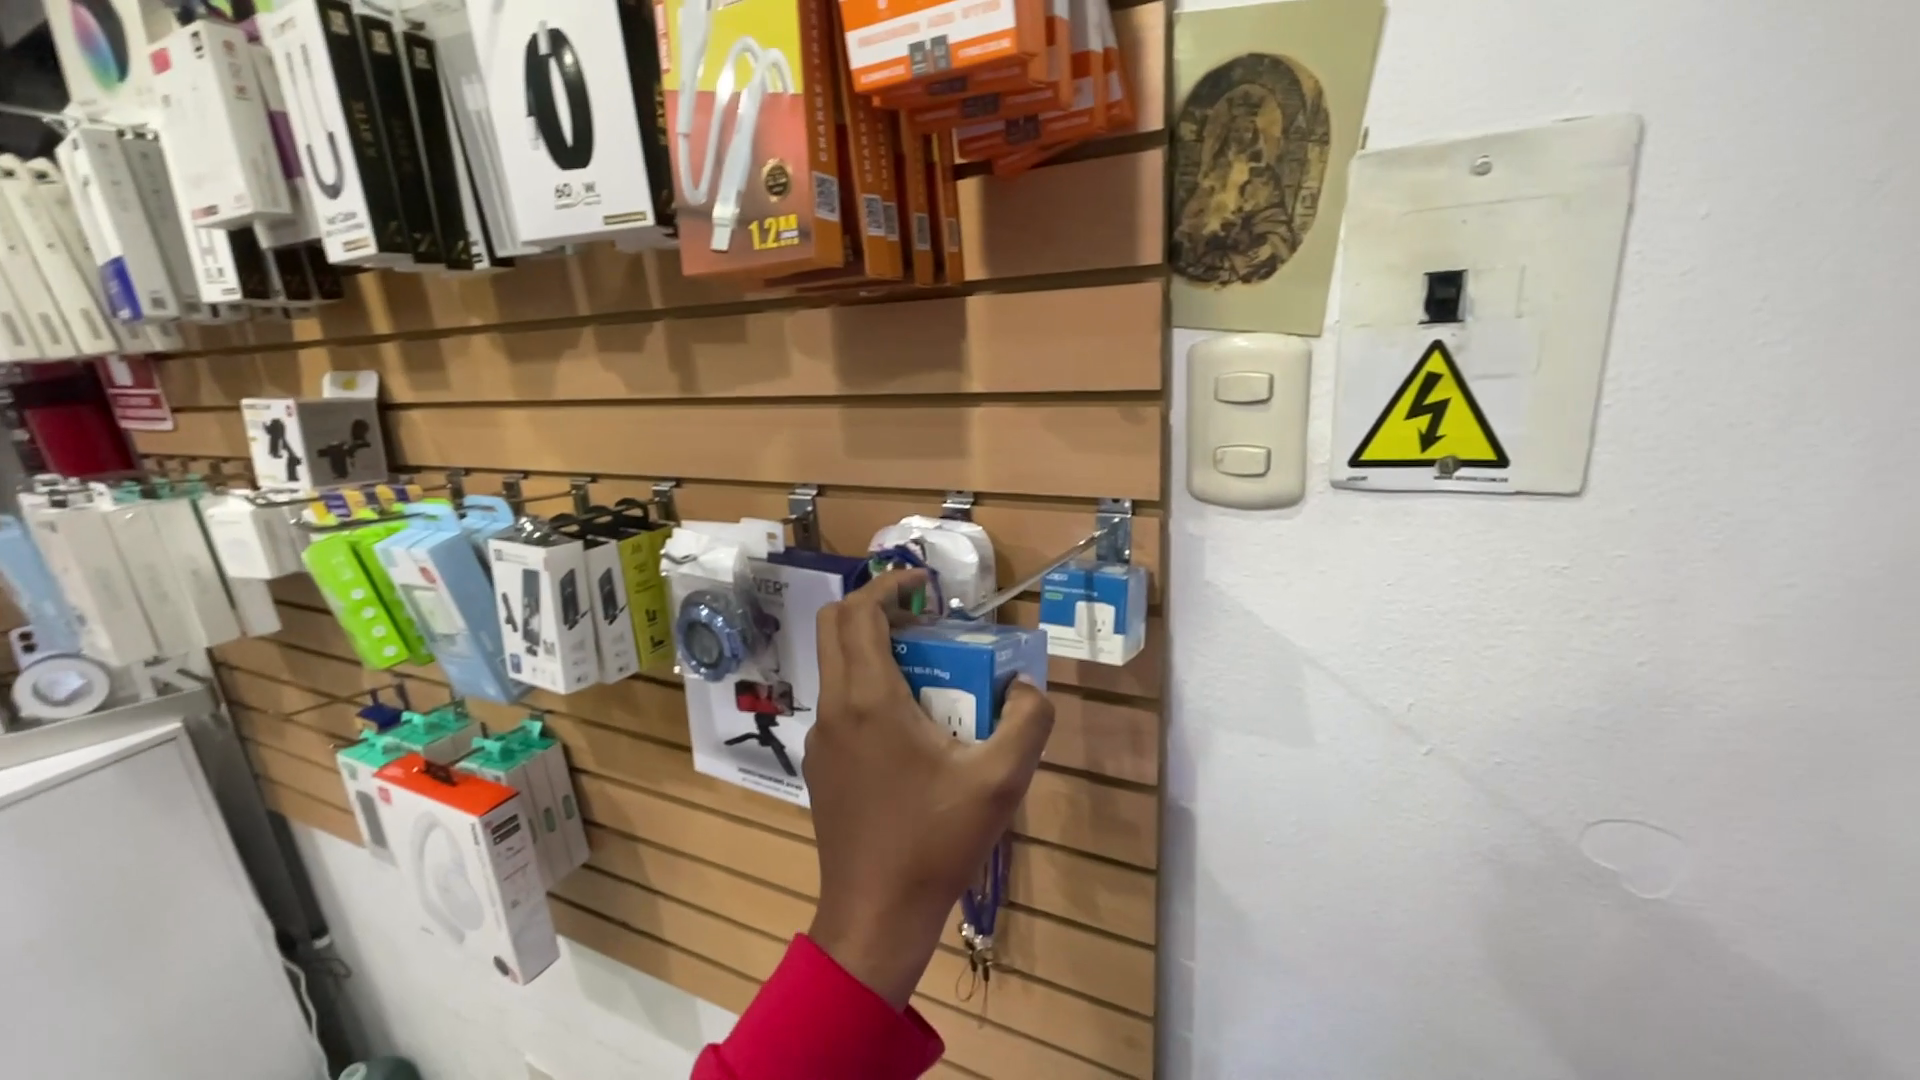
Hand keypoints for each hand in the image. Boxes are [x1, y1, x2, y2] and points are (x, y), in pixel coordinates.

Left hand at [804, 569, 1054, 1009]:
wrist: (875, 914)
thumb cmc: (935, 842)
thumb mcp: (1001, 781)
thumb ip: (1028, 720)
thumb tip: (1025, 687)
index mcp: (868, 699)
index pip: (859, 612)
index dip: (889, 585)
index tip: (925, 586)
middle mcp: (834, 708)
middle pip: (836, 628)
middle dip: (876, 610)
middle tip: (925, 623)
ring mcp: (820, 739)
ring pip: (836, 667)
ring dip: (874, 651)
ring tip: (929, 675)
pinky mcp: (820, 766)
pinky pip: (839, 704)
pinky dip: (868, 688)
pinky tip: (911, 730)